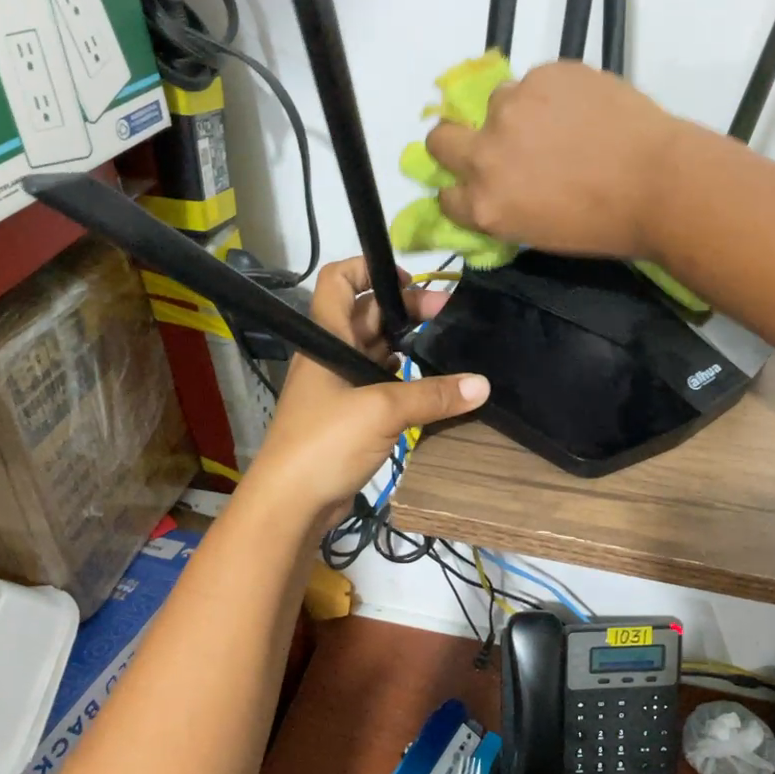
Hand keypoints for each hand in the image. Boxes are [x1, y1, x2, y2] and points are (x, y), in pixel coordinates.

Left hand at [240, 258, 489, 526]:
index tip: (409, 281)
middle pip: (366, 316)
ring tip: (446, 348)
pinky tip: (428, 387)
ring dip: (406, 347)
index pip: (339, 281)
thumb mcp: (382, 411)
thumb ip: (433, 395)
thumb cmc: (325, 442)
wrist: (291, 503)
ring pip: (374, 353)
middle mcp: (329, 356)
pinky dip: (402, 381)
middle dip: (405, 311)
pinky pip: (378, 387)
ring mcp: (337, 389)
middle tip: (449, 317)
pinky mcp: (347, 419)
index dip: (369, 270)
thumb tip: (483, 385)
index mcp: (325, 338)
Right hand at [425, 61, 692, 257]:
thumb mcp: (538, 233)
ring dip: (515, 114)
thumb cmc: (603, 226)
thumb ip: (505, 208)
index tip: (479, 187)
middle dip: (456, 143)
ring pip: (496, 102)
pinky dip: (552, 95)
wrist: (657, 183)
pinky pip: (536, 81)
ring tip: (559, 128)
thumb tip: (499, 189)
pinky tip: (584, 112)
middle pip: (441, 139)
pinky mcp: (546, 73)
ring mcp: (514, 106)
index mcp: (485, 205)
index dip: (461, 190)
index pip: (445, 196)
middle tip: (495, 147)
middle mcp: (486, 154)